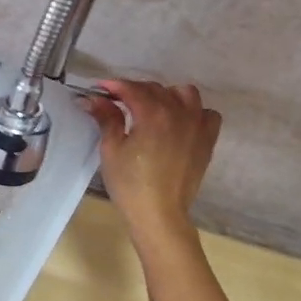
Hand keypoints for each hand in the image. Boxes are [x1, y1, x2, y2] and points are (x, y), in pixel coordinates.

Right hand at [82, 79, 220, 245]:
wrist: (159, 213)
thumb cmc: (129, 184)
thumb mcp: (111, 149)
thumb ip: (107, 119)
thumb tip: (93, 99)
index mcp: (153, 114)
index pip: (132, 89)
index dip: (114, 86)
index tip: (98, 89)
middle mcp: (179, 113)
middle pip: (156, 89)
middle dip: (135, 91)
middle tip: (117, 103)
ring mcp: (197, 125)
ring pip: (185, 94)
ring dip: (166, 95)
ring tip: (151, 109)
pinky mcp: (207, 140)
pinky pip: (206, 114)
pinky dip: (193, 112)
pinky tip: (179, 123)